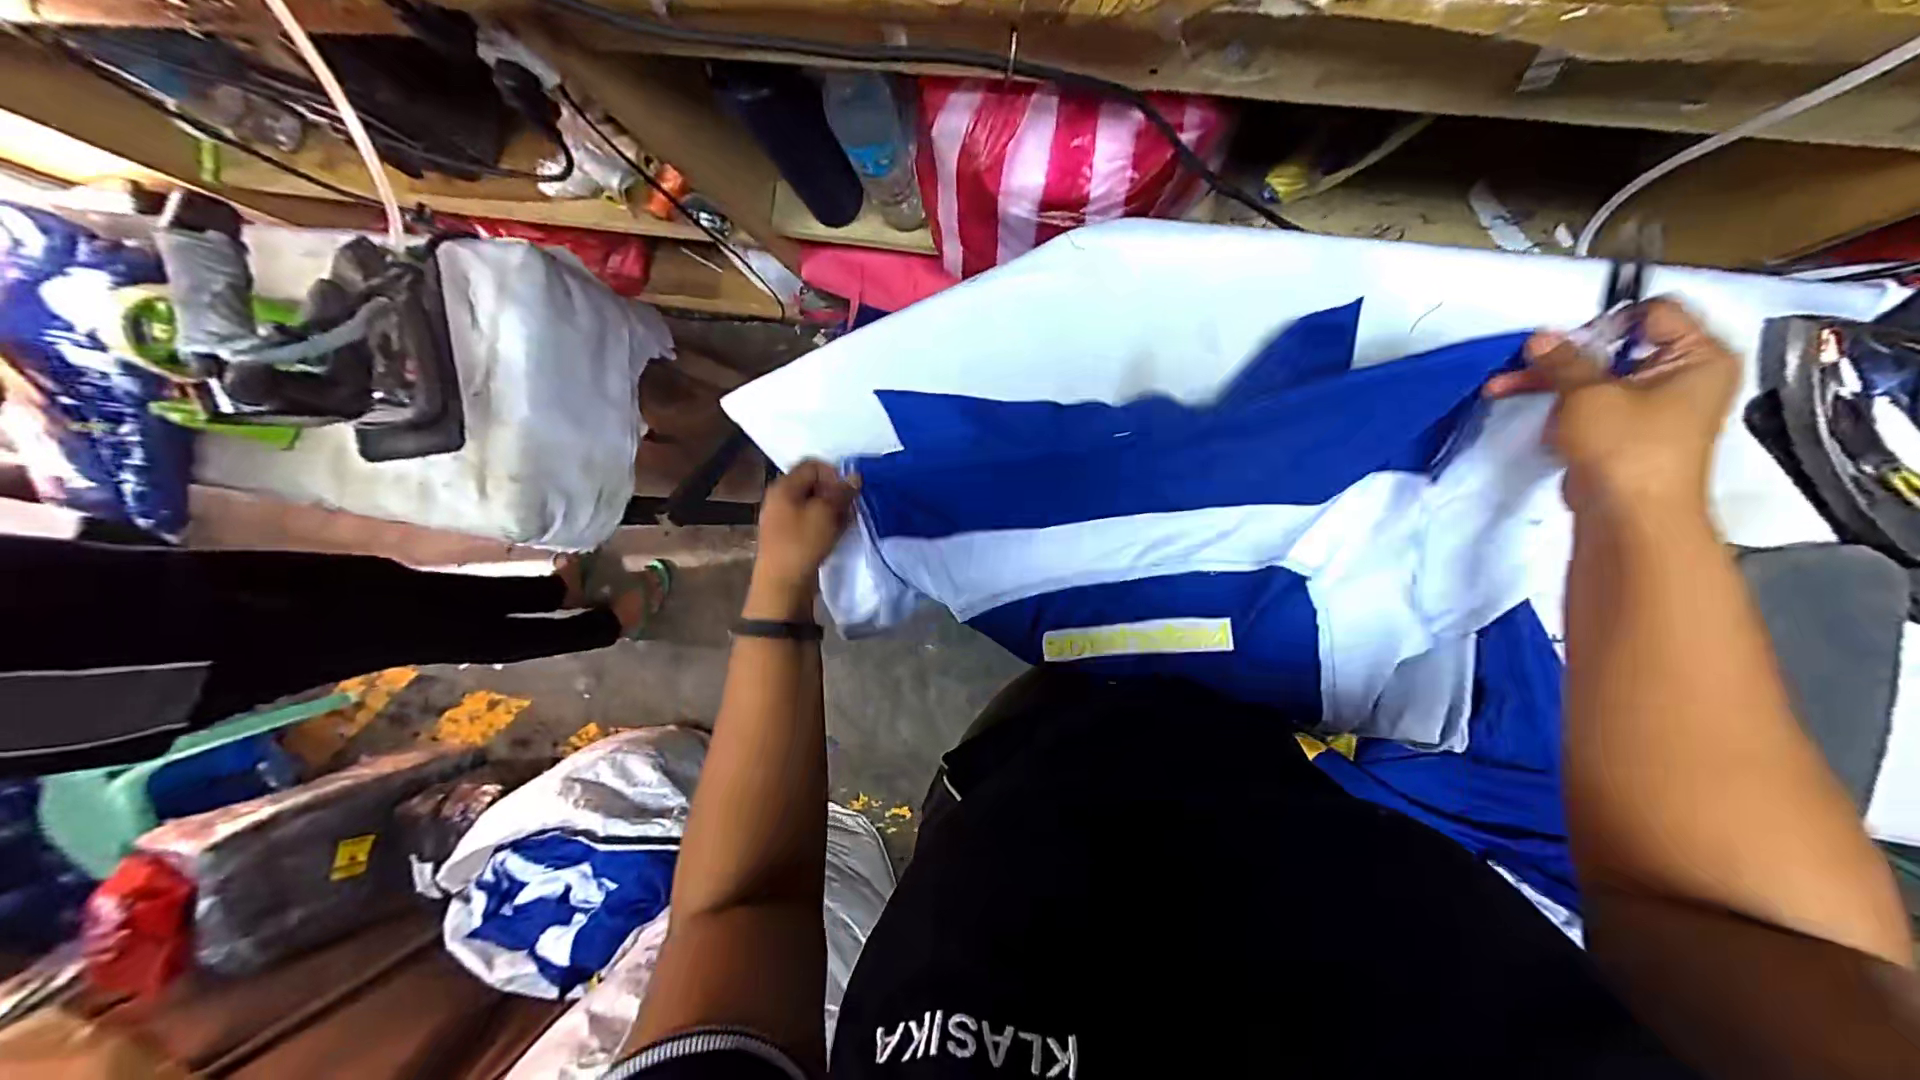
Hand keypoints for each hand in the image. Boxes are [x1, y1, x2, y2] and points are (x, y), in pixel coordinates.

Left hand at [745, 460, 859, 618]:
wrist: (782, 587)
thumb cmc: (802, 545)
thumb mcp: (825, 514)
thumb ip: (841, 492)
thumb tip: (854, 476)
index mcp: (783, 486)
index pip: (813, 465)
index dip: (833, 474)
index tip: (848, 493)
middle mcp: (779, 498)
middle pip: (813, 484)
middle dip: (835, 493)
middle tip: (849, 508)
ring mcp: (782, 518)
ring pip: (813, 504)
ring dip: (832, 510)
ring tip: (845, 523)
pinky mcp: (788, 536)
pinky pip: (810, 520)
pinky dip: (825, 523)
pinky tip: (836, 534)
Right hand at [1484, 297, 1737, 518]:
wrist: (1628, 512)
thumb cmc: (1625, 446)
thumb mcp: (1589, 394)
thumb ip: (1563, 361)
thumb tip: (1540, 338)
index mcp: (1699, 356)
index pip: (1654, 313)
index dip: (1604, 321)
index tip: (1562, 340)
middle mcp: (1683, 375)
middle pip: (1616, 346)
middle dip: (1562, 356)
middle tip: (1520, 362)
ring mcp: (1653, 404)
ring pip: (1594, 376)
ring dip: (1549, 380)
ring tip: (1502, 387)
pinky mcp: (1624, 429)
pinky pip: (1589, 403)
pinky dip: (1559, 404)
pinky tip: (1531, 410)